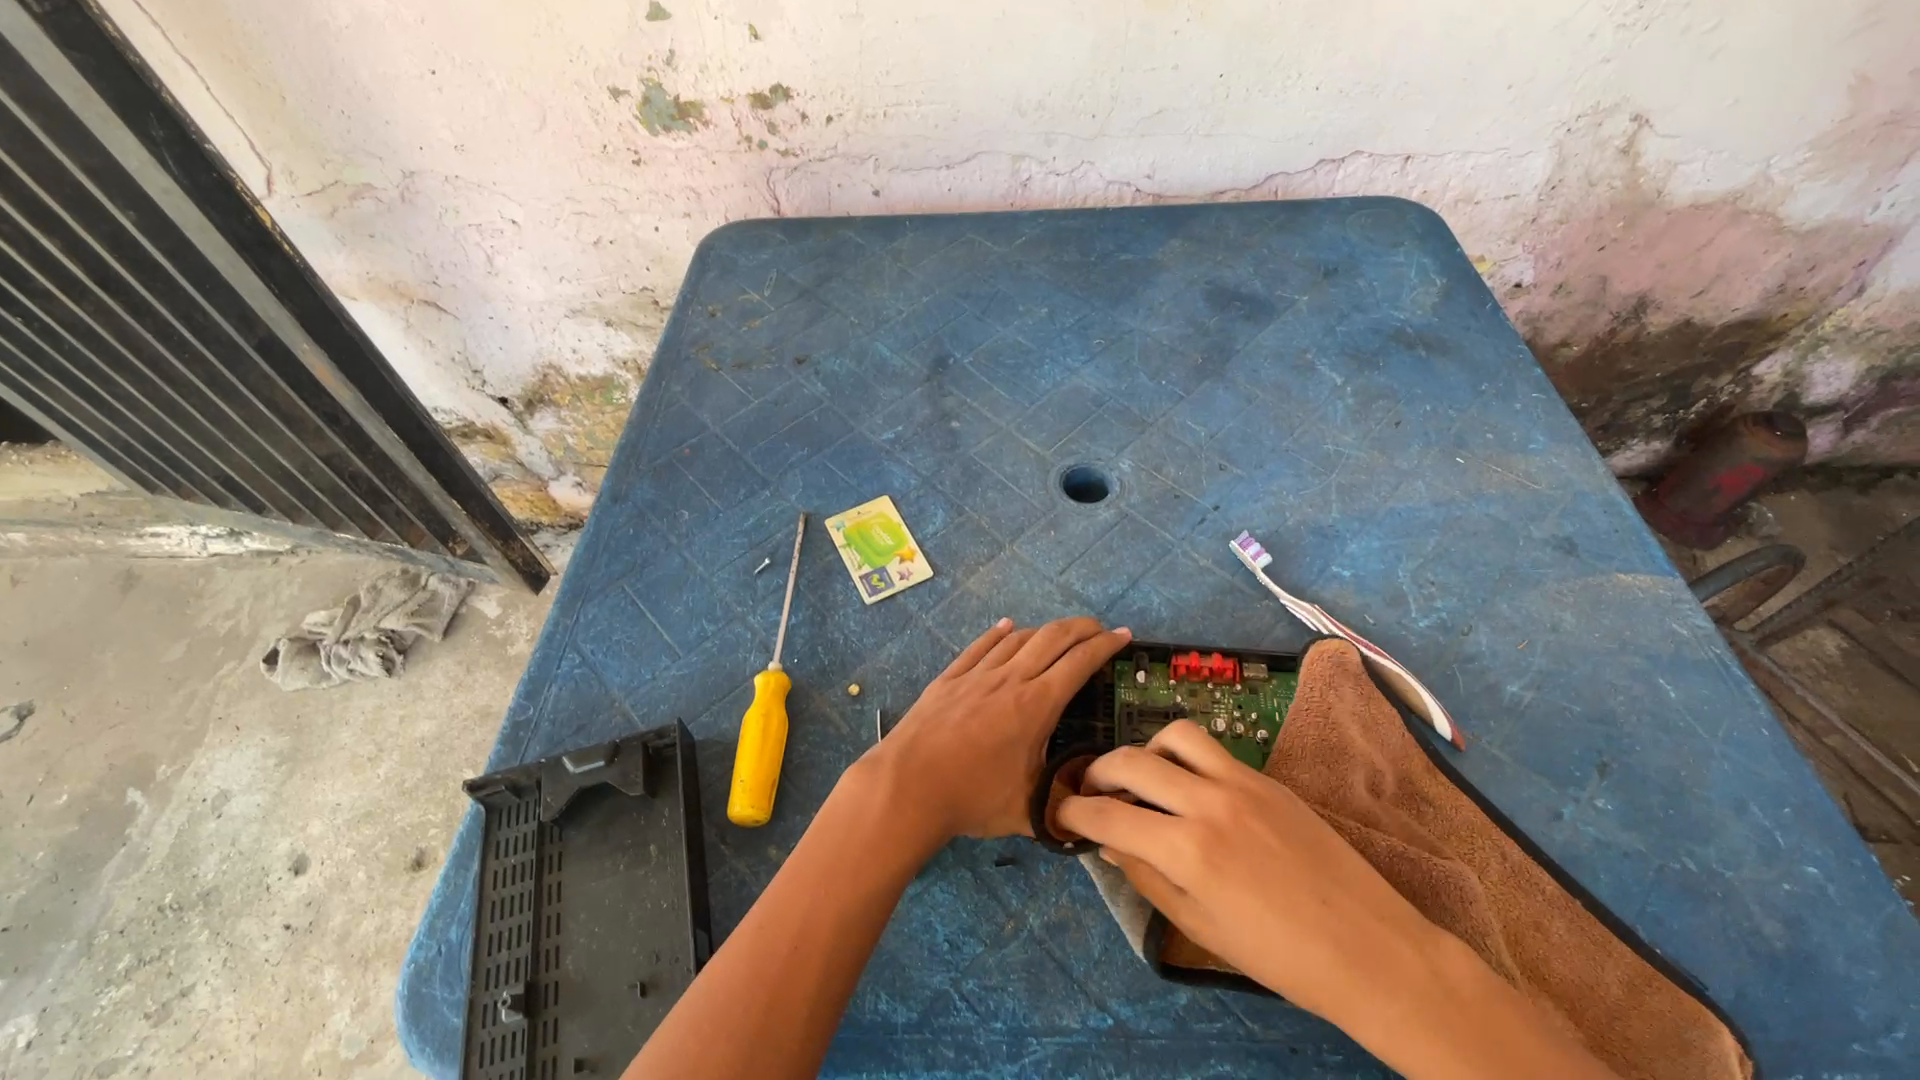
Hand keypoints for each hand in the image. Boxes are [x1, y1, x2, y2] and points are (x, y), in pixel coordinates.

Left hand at [857, 616, 1131, 841]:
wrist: (906, 786)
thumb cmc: (971, 798)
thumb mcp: (1027, 810)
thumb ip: (1063, 808)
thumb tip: (1091, 815)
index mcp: (1036, 705)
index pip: (1080, 663)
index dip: (1105, 646)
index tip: (1124, 636)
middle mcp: (1009, 679)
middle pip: (1052, 638)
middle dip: (1082, 628)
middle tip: (1099, 629)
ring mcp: (975, 675)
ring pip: (1017, 638)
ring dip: (1044, 630)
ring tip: (1059, 634)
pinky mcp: (948, 679)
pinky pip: (980, 646)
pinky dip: (1000, 633)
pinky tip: (1007, 628)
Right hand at [1054, 720, 1448, 1023]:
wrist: (1369, 949)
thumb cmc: (1279, 957)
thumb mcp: (1199, 927)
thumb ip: (1146, 878)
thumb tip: (1109, 842)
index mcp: (1187, 851)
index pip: (1107, 814)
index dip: (1072, 811)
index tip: (1059, 814)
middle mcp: (1209, 803)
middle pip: (1131, 762)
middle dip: (1096, 772)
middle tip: (1089, 792)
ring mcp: (1242, 784)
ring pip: (1174, 736)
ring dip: (1145, 750)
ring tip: (1141, 777)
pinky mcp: (1268, 780)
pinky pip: (1214, 750)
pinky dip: (1185, 757)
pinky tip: (1188, 787)